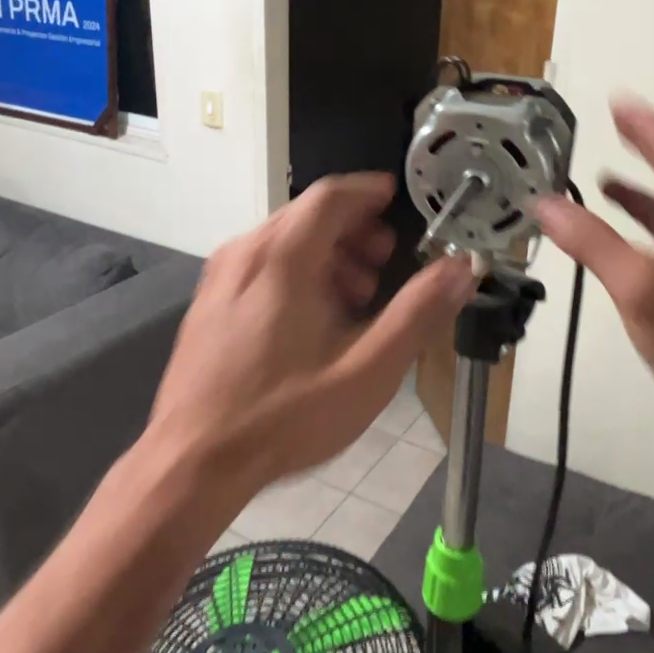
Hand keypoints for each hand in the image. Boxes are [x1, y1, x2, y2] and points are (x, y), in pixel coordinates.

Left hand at [146, 173, 476, 492]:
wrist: (193, 461)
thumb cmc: (283, 417)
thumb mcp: (366, 371)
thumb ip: (418, 314)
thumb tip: (460, 269)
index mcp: (281, 257)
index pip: (330, 196)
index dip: (369, 192)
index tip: (398, 200)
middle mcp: (244, 254)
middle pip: (306, 216)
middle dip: (353, 230)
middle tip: (386, 262)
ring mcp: (219, 279)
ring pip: (281, 242)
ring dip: (327, 255)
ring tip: (357, 297)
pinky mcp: (208, 306)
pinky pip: (259, 267)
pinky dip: (296, 274)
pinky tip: (314, 320)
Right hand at [535, 98, 653, 449]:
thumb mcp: (643, 291)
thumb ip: (594, 244)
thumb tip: (546, 205)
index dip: (647, 125)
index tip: (619, 102)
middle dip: (645, 148)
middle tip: (613, 128)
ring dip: (640, 190)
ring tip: (602, 182)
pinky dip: (639, 229)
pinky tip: (617, 248)